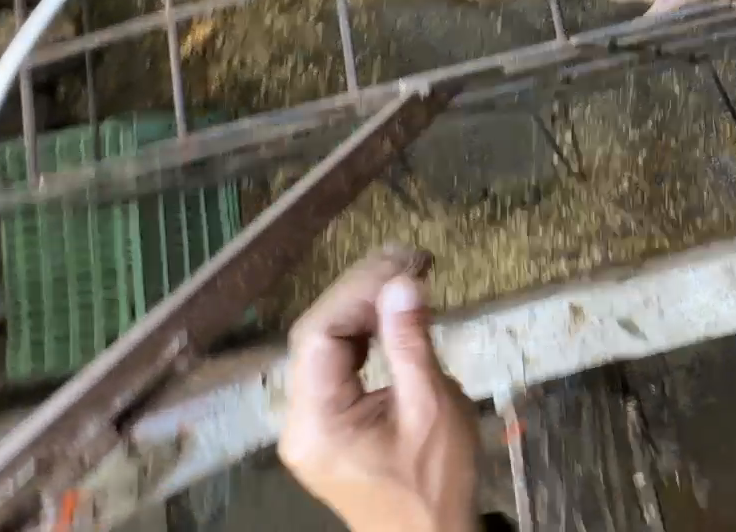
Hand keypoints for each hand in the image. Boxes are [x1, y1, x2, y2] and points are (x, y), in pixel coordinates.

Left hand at [278, 246, 478, 531]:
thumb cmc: (434, 478)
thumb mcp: (431, 407)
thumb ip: (411, 342)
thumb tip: (404, 281)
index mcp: (316, 421)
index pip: (318, 335)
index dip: (359, 291)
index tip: (408, 264)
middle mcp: (301, 418)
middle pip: (318, 335)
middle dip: (364, 289)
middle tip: (415, 257)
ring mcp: (313, 420)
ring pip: (328, 343)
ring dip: (368, 303)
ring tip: (412, 270)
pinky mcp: (332, 419)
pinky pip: (342, 360)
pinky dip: (370, 327)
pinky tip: (398, 307)